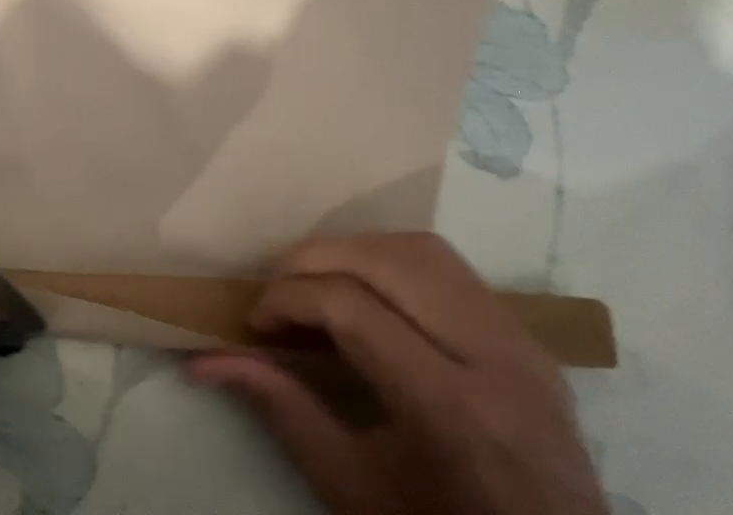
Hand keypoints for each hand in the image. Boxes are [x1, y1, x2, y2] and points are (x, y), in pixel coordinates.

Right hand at [187, 232, 608, 514]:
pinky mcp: (530, 339)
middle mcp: (497, 359)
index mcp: (452, 408)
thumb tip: (202, 360)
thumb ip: (278, 406)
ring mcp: (523, 344)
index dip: (285, 299)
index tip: (256, 327)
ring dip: (353, 252)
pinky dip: (392, 264)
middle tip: (276, 294)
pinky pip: (451, 270)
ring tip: (317, 287)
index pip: (350, 305)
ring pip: (422, 249)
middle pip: (386, 259)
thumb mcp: (347, 482)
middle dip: (311, 260)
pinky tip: (366, 299)